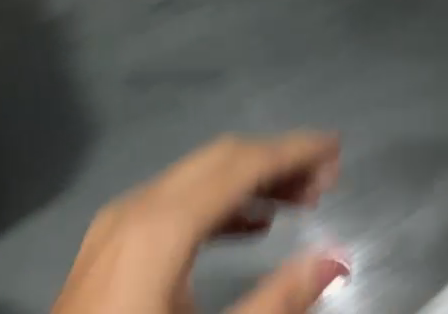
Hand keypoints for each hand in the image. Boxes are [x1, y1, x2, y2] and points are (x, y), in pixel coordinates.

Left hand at [53, 132, 350, 313]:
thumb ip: (276, 300)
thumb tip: (336, 259)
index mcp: (163, 224)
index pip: (243, 164)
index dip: (295, 151)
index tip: (337, 148)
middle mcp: (138, 206)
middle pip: (222, 159)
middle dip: (279, 160)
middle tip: (329, 178)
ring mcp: (118, 222)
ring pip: (199, 177)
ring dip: (253, 181)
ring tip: (303, 200)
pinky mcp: (110, 243)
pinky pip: (176, 201)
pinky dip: (220, 202)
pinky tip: (254, 225)